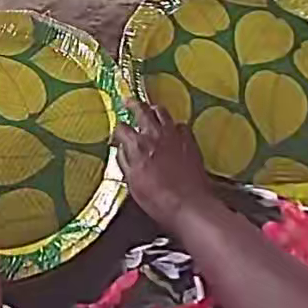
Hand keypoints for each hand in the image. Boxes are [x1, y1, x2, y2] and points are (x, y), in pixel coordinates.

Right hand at [114, 100, 219, 229]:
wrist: (189, 205)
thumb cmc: (157, 199)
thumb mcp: (133, 183)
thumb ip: (125, 162)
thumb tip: (121, 149)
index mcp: (137, 145)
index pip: (122, 128)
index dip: (117, 130)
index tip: (117, 135)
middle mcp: (154, 134)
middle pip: (141, 110)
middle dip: (133, 104)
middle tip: (128, 101)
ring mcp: (174, 135)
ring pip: (162, 112)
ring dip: (154, 109)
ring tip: (150, 110)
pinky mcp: (189, 140)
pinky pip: (180, 124)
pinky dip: (174, 125)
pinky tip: (173, 130)